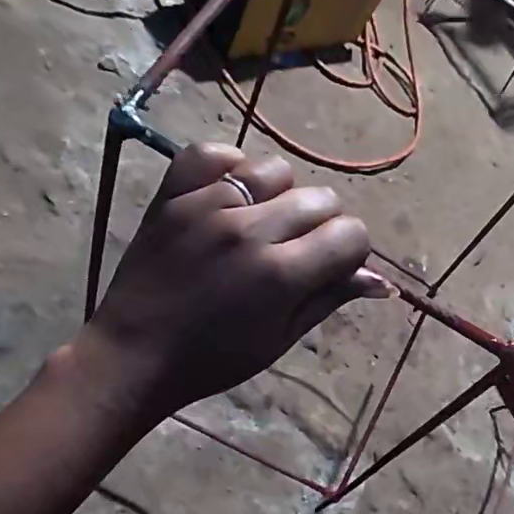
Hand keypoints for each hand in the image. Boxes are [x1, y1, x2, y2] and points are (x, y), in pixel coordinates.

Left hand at [80, 142, 389, 421]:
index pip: (351, 234)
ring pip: (275, 170)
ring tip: (258, 224)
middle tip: (293, 252)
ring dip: (279, 197)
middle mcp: (248, 230)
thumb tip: (379, 279)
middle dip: (320, 227)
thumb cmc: (211, 360)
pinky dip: (228, 167)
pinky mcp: (172, 195)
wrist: (134, 354)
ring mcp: (206, 205)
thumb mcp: (278, 340)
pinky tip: (227, 194)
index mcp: (280, 275)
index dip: (349, 252)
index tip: (329, 267)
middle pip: (320, 199)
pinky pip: (213, 153)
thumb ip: (327, 299)